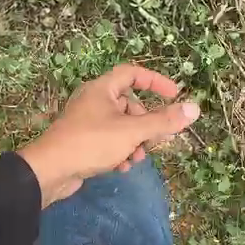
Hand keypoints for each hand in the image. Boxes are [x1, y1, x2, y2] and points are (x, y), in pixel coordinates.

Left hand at [15, 64, 200, 206]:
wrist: (50, 171)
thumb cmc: (90, 143)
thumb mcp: (131, 131)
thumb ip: (163, 121)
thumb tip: (194, 108)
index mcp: (102, 88)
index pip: (133, 73)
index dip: (156, 82)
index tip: (174, 96)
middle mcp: (93, 100)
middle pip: (130, 104)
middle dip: (145, 124)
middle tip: (154, 140)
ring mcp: (87, 122)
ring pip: (121, 126)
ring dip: (134, 142)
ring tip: (135, 158)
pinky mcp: (83, 142)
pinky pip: (109, 141)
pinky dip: (119, 151)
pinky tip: (121, 167)